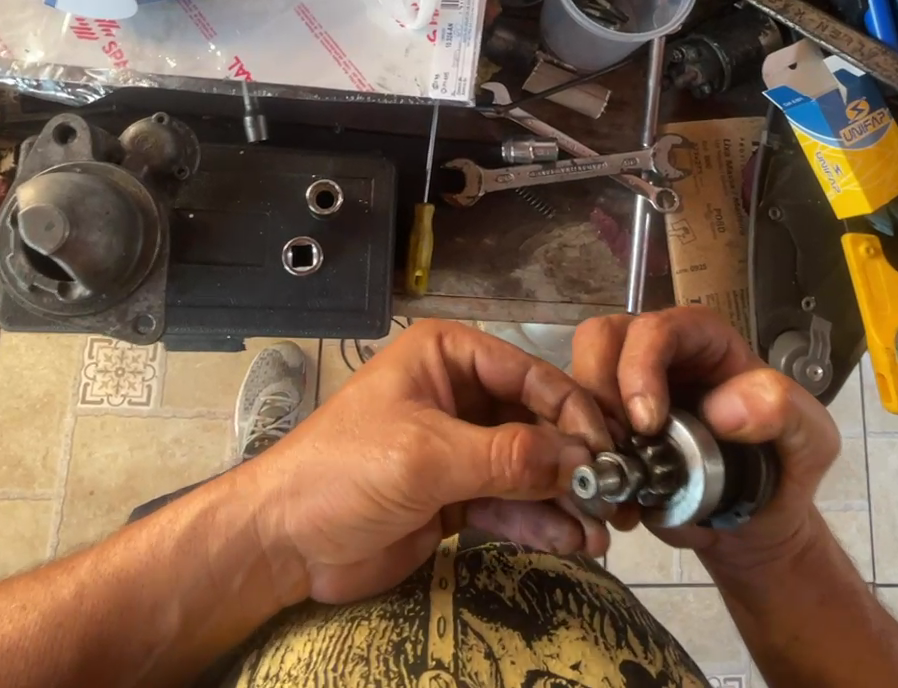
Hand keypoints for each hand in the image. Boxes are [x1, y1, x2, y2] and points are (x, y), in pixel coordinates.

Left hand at [237, 320, 613, 604]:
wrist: (284, 541)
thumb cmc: (347, 469)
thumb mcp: (427, 455)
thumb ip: (506, 457)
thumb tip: (581, 460)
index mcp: (447, 356)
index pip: (525, 373)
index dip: (570, 408)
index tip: (607, 448)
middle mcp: (459, 393)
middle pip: (533, 421)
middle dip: (571, 460)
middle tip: (612, 497)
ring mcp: (459, 446)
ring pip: (527, 466)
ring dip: (562, 497)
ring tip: (599, 532)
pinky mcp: (457, 495)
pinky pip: (509, 502)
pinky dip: (538, 521)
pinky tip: (571, 541)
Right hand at [570, 306, 841, 577]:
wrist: (754, 524)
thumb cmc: (784, 467)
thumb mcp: (810, 437)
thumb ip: (783, 409)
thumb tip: (721, 409)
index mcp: (700, 338)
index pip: (656, 327)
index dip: (640, 366)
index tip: (647, 423)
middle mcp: (653, 353)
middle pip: (600, 338)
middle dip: (599, 389)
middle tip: (617, 445)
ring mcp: (622, 386)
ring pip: (576, 376)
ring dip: (584, 423)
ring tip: (614, 473)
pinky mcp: (603, 424)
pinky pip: (570, 421)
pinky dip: (580, 455)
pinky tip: (612, 494)